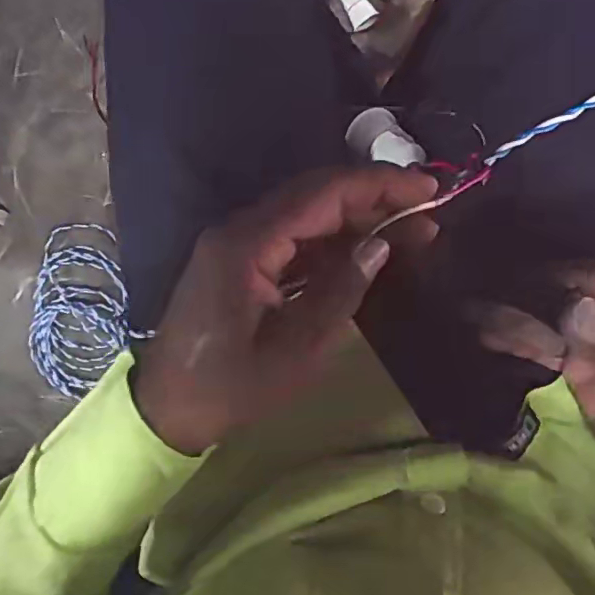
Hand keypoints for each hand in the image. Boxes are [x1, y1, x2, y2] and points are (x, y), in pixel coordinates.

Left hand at [132, 166, 438, 454]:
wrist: (167, 409)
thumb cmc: (229, 389)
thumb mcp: (296, 351)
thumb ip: (340, 293)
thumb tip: (380, 245)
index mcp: (247, 245)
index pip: (321, 194)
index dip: (378, 185)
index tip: (427, 187)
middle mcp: (239, 231)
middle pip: (314, 197)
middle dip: (372, 198)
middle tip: (426, 212)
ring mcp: (236, 245)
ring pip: (305, 216)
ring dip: (355, 221)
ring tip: (409, 234)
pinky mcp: (239, 262)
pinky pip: (291, 240)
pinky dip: (330, 244)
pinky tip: (365, 254)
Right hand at [475, 267, 594, 556]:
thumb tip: (575, 311)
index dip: (573, 281)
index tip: (521, 285)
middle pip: (585, 297)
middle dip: (537, 297)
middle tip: (484, 301)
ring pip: (563, 323)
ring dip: (523, 320)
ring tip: (477, 316)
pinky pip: (557, 353)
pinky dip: (527, 345)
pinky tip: (494, 337)